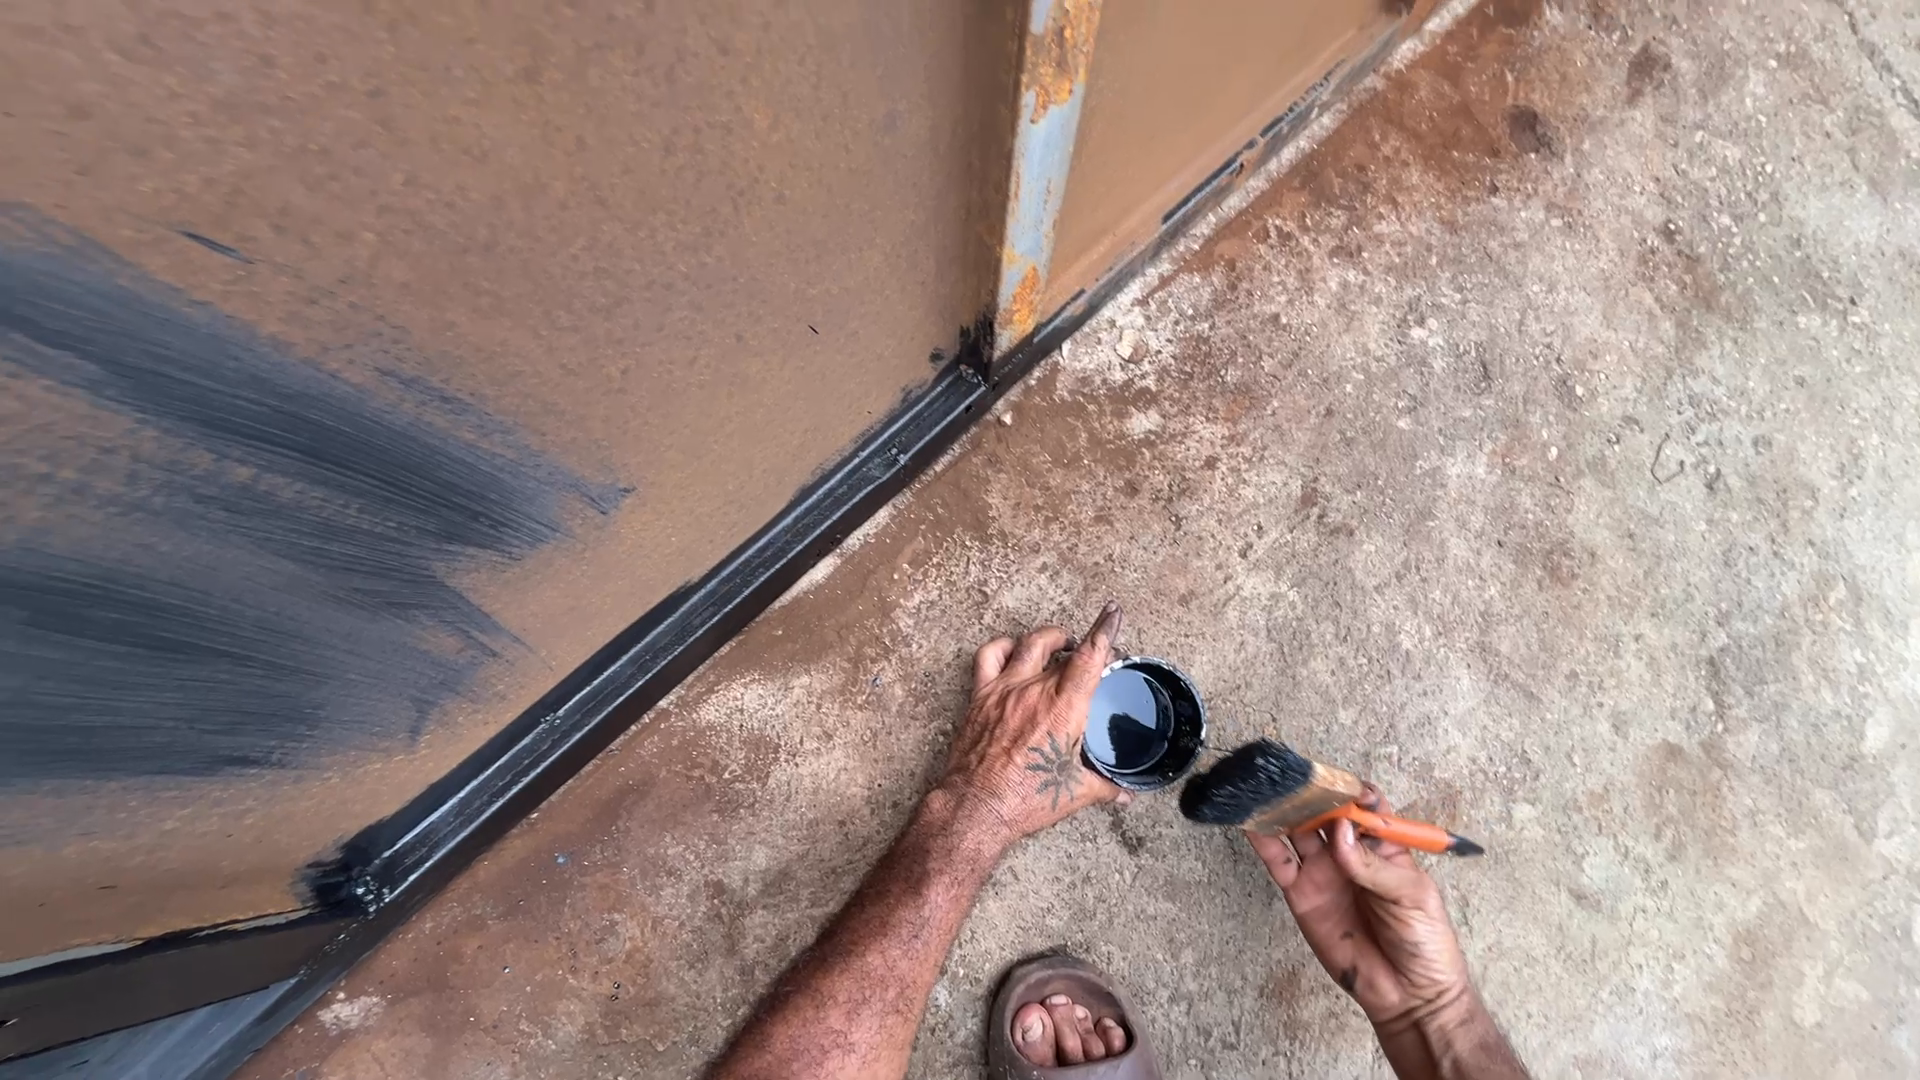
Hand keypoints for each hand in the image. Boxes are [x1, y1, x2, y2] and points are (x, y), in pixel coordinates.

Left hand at [936, 603, 1128, 847]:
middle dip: (1083, 645)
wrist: (977, 805)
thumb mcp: (1077, 792)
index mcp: (1064, 707)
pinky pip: (989, 655)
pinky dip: (1002, 646)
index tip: (1112, 612)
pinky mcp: (981, 695)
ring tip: (1058, 643)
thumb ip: (1105, 787)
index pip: (1089, 655)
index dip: (1104, 629)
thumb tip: (1125, 794)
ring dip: (1048, 637)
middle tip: (1091, 654)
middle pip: (1064, 649)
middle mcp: (1035, 689)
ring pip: (1029, 643)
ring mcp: (1005, 688)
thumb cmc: (1026, 799)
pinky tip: (1011, 650)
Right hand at [1248, 785, 1471, 1033]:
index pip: (1363, 806)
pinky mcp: (1300, 892)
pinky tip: (1250, 821)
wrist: (1408, 996)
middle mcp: (1347, 851)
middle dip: (1308, 792)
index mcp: (1380, 845)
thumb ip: (1373, 865)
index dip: (1350, 791)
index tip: (1338, 783)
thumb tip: (1340, 832)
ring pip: (1296, 830)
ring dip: (1281, 809)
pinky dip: (1261, 840)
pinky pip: (1278, 861)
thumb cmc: (1424, 940)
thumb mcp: (1411, 896)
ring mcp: (1322, 870)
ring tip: (1263, 789)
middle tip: (1291, 777)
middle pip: (1323, 811)